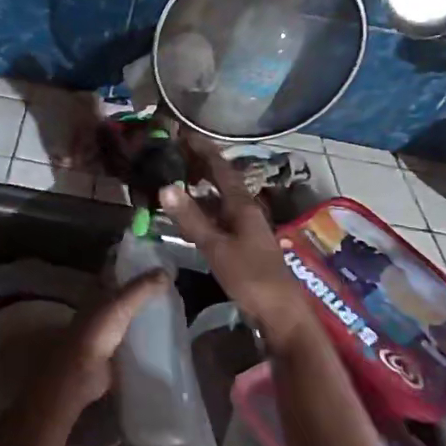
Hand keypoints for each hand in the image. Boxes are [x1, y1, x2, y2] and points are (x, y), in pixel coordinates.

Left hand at [39, 268, 168, 406]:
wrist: (82, 373)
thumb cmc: (96, 333)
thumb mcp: (120, 305)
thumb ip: (141, 288)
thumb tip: (166, 271)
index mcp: (97, 295)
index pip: (116, 276)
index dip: (132, 269)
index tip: (156, 266)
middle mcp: (100, 311)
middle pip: (124, 298)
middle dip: (143, 295)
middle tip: (171, 290)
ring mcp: (106, 334)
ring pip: (129, 320)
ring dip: (145, 317)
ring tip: (173, 313)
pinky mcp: (114, 355)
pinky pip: (133, 342)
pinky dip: (145, 340)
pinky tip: (164, 340)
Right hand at [159, 137, 314, 346]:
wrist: (280, 312)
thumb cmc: (250, 277)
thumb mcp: (216, 247)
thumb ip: (191, 218)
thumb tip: (165, 185)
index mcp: (242, 205)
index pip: (221, 167)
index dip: (202, 148)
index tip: (181, 132)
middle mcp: (246, 210)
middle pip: (221, 178)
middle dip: (199, 162)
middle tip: (172, 150)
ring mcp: (245, 226)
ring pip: (220, 197)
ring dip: (200, 184)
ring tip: (176, 174)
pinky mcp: (241, 242)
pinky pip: (218, 214)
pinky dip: (202, 206)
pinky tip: (189, 211)